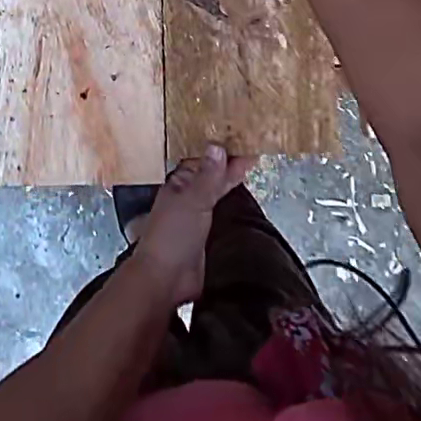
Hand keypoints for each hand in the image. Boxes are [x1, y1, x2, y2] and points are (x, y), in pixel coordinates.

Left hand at [132, 145, 255, 305]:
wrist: (165, 281)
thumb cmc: (174, 235)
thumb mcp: (193, 200)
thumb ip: (209, 176)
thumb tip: (217, 145)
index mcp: (180, 183)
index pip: (205, 159)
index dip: (223, 149)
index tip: (245, 138)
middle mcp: (189, 195)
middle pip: (213, 174)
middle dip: (231, 164)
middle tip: (256, 150)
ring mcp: (198, 215)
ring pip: (219, 192)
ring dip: (233, 182)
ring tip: (255, 166)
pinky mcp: (208, 234)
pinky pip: (224, 211)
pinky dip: (234, 202)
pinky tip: (247, 197)